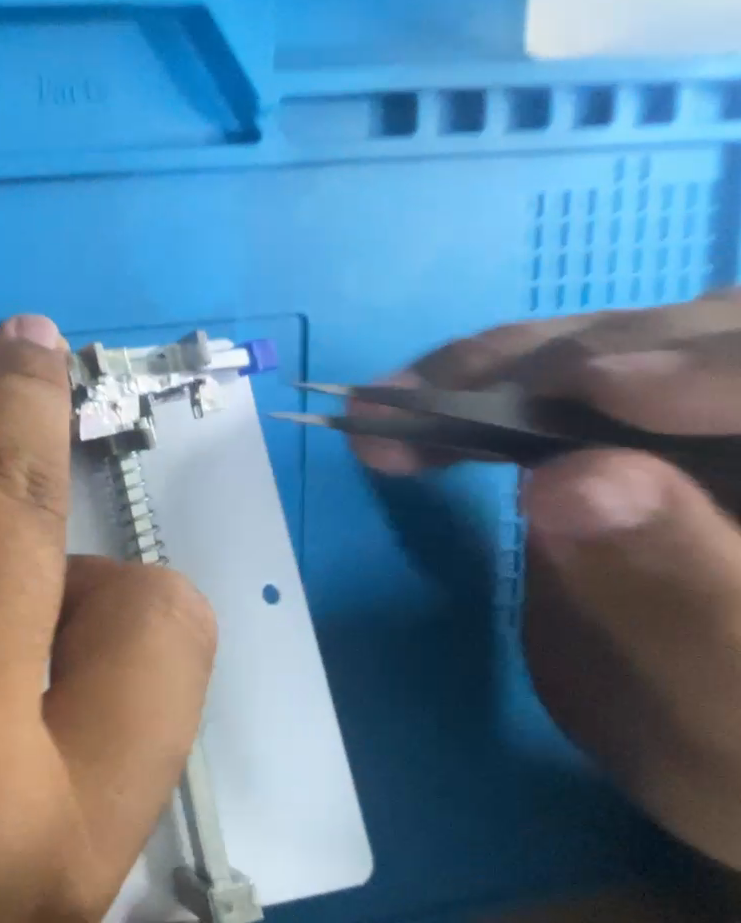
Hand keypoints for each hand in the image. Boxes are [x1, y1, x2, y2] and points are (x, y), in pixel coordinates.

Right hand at [355, 288, 740, 867]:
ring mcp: (714, 417)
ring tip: (387, 407)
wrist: (718, 754)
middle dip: (567, 361)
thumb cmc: (738, 759)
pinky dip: (476, 385)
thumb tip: (570, 478)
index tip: (595, 390)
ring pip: (626, 340)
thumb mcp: (714, 708)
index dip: (717, 365)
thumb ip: (671, 593)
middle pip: (713, 335)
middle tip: (437, 405)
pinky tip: (409, 413)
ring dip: (495, 367)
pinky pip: (563, 374)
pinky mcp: (644, 426)